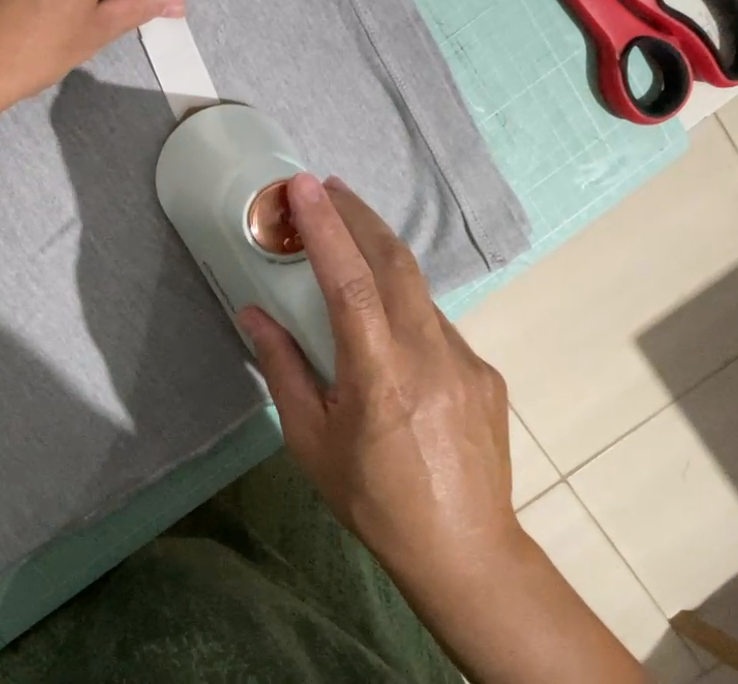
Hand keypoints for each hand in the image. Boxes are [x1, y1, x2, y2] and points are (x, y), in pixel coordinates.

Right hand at [238, 174, 523, 592]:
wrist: (465, 551)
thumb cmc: (372, 498)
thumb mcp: (309, 438)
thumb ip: (282, 367)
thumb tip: (253, 314)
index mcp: (380, 372)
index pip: (349, 280)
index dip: (325, 227)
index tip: (304, 186)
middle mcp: (429, 353)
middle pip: (394, 261)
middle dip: (358, 215)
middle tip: (325, 187)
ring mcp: (464, 359)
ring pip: (416, 290)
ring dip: (379, 256)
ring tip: (346, 244)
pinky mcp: (484, 373)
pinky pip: (434, 323)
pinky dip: (402, 304)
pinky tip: (384, 326)